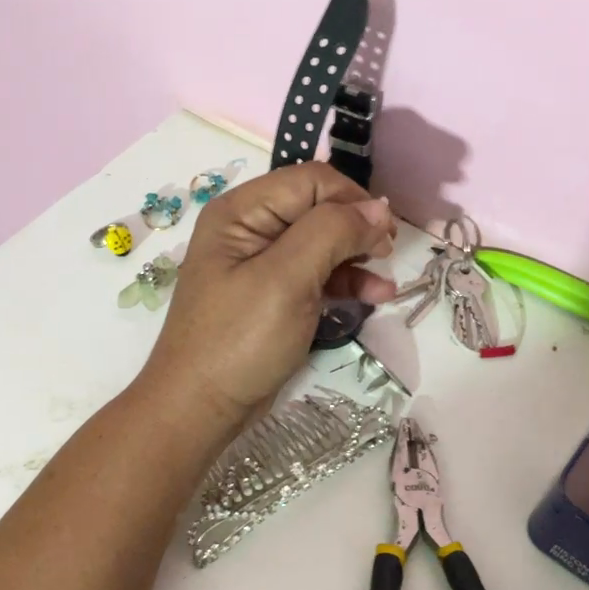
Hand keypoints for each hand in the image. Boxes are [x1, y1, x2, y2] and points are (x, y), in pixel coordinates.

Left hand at [139, 163, 397, 423]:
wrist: (201, 408)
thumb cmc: (239, 339)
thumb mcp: (287, 279)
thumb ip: (332, 233)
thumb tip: (378, 210)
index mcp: (241, 212)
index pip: (311, 181)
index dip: (352, 200)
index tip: (385, 234)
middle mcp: (250, 229)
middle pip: (318, 209)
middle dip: (357, 229)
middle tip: (387, 256)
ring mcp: (261, 266)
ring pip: (322, 244)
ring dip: (357, 259)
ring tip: (386, 285)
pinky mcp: (273, 297)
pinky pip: (316, 276)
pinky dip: (345, 283)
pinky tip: (374, 298)